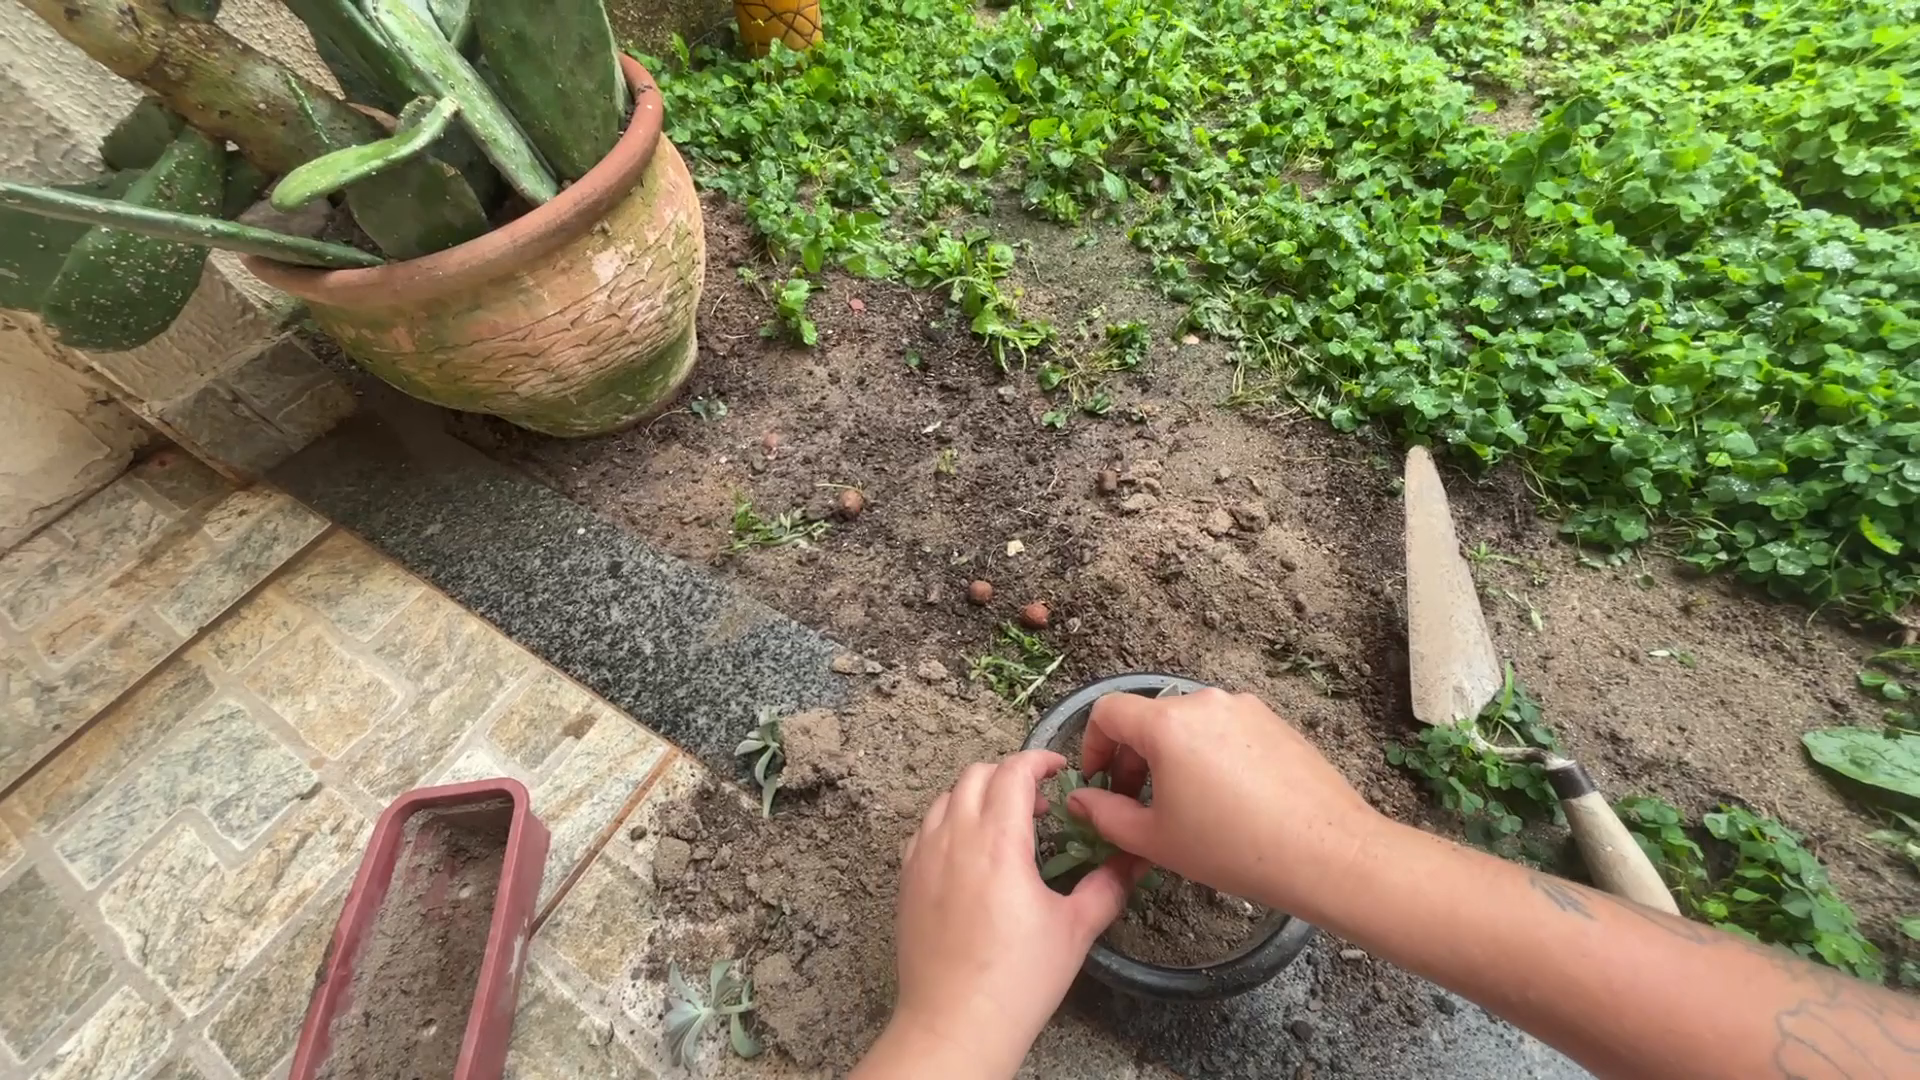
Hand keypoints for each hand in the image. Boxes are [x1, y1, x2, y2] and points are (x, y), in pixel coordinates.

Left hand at [855, 750, 1137, 1078]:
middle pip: (978, 773)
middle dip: (1010, 774)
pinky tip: (969, 849)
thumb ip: (1106, 886)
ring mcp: (925, 854)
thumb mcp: (1074, 931)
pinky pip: (926, 826)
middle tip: (1038, 803)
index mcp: (998, 841)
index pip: (1014, 771)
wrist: (954, 1024)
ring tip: (1004, 824)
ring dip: (978, 794)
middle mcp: (956, 836)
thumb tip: (1133, 861)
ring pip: (948, 795)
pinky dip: (950, 819)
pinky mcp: (908, 875)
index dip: (1039, 760)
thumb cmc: (1015, 981)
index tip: (1058, 769)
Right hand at [1069, 687, 1385, 921]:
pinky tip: (1226, 799)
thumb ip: (1106, 815)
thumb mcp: (1157, 840)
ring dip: (1169, 757)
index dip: (1092, 746)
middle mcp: (1202, 702)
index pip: (1107, 712)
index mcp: (1167, 723)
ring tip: (1184, 805)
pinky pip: (1222, 729)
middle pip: (1147, 718)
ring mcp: (1242, 707)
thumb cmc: (1236, 848)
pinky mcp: (1273, 721)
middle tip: (1136, 803)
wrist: (1331, 855)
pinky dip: (1207, 754)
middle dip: (1131, 758)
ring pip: (1185, 724)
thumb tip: (1080, 800)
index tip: (1100, 782)